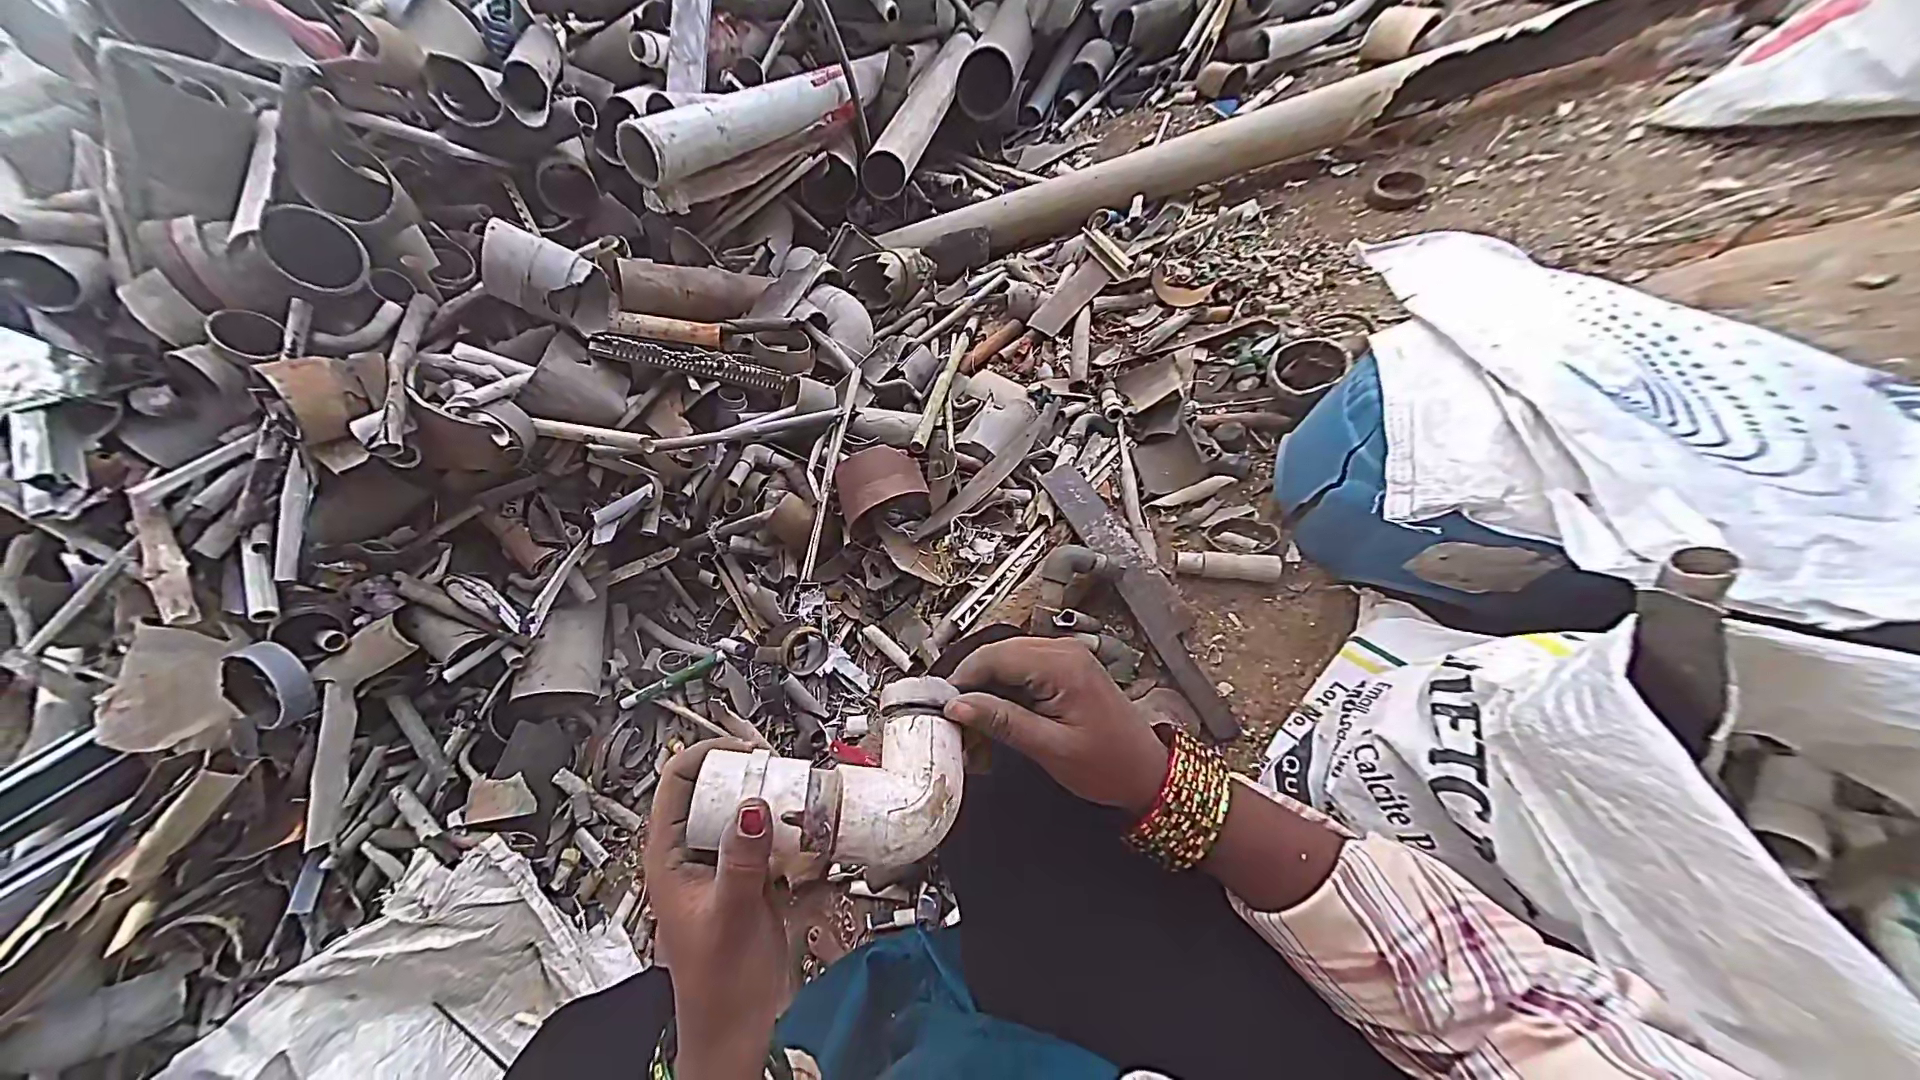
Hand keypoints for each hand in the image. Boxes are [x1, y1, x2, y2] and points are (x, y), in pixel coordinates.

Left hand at [644, 739, 791, 1078]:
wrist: (741, 1025)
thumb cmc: (719, 984)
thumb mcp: (730, 915)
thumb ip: (741, 861)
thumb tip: (752, 806)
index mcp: (669, 856)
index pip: (676, 783)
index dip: (705, 756)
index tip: (743, 750)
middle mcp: (694, 851)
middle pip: (713, 787)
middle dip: (745, 770)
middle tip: (776, 765)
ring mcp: (725, 859)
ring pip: (742, 806)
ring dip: (768, 792)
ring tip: (792, 786)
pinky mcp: (751, 870)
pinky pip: (766, 829)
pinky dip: (784, 819)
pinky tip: (803, 821)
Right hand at [943, 636, 1170, 815]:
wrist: (1147, 773)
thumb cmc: (1110, 764)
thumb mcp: (1049, 748)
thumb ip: (1001, 722)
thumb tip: (958, 706)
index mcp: (1063, 666)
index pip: (995, 657)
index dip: (963, 679)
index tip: (943, 705)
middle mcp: (1064, 651)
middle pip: (998, 654)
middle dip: (972, 685)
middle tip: (956, 719)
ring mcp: (1066, 657)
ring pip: (1007, 660)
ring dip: (987, 689)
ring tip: (975, 725)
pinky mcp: (1064, 668)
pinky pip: (1022, 669)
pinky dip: (1004, 691)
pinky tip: (997, 718)